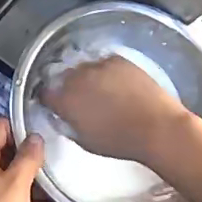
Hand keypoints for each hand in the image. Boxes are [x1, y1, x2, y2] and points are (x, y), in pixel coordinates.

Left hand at [0, 118, 60, 201]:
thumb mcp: (15, 184)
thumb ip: (28, 158)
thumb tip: (36, 136)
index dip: (21, 123)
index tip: (47, 125)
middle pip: (11, 150)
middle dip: (35, 151)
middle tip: (64, 148)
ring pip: (19, 177)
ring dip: (41, 178)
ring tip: (70, 173)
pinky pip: (22, 200)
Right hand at [40, 56, 193, 163]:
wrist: (156, 128)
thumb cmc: (121, 141)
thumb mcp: (85, 141)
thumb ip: (70, 124)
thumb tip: (65, 117)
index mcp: (66, 101)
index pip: (45, 93)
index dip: (48, 99)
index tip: (54, 103)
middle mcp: (78, 79)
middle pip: (63, 77)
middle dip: (67, 86)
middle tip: (79, 98)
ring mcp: (99, 67)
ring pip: (84, 67)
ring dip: (86, 77)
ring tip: (99, 90)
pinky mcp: (118, 60)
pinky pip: (104, 62)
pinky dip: (106, 70)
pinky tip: (115, 82)